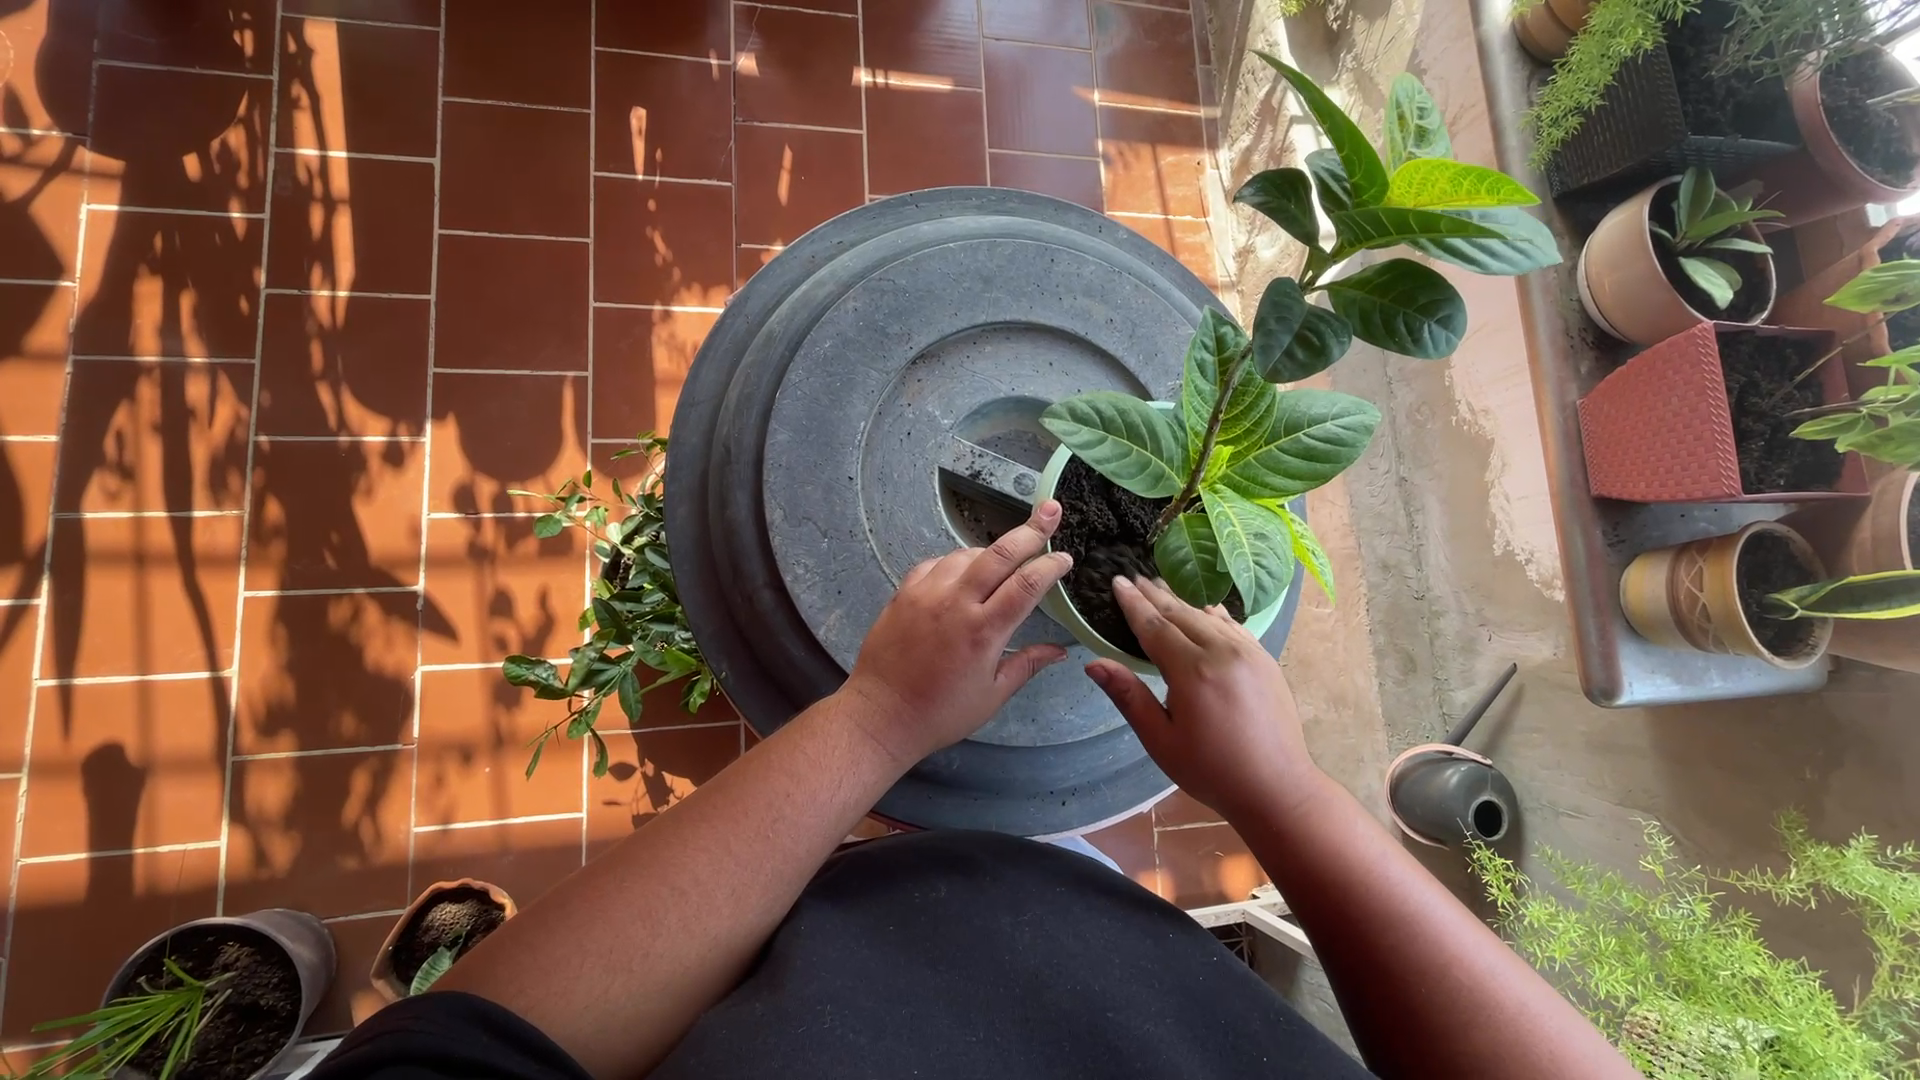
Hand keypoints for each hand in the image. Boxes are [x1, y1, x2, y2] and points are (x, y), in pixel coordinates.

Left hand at [842, 501, 1074, 766]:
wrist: (881, 716)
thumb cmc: (941, 713)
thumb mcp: (993, 695)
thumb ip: (1027, 664)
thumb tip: (1061, 650)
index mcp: (983, 631)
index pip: (1027, 584)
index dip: (1051, 566)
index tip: (1066, 558)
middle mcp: (955, 603)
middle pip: (999, 553)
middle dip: (1030, 530)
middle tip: (1051, 511)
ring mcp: (926, 594)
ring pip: (966, 554)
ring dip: (991, 551)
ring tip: (1006, 558)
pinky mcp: (903, 593)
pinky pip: (935, 564)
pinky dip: (955, 562)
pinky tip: (962, 572)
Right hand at [1086, 577, 1320, 819]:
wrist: (1278, 789)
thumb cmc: (1211, 771)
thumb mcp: (1161, 740)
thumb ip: (1128, 696)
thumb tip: (1093, 663)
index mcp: (1192, 671)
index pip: (1154, 627)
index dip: (1133, 604)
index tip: (1117, 582)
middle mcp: (1222, 652)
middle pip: (1180, 614)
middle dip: (1154, 595)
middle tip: (1134, 577)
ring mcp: (1249, 653)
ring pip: (1207, 616)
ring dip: (1181, 602)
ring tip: (1161, 588)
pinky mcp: (1265, 660)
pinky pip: (1234, 626)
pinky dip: (1214, 615)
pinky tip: (1206, 610)